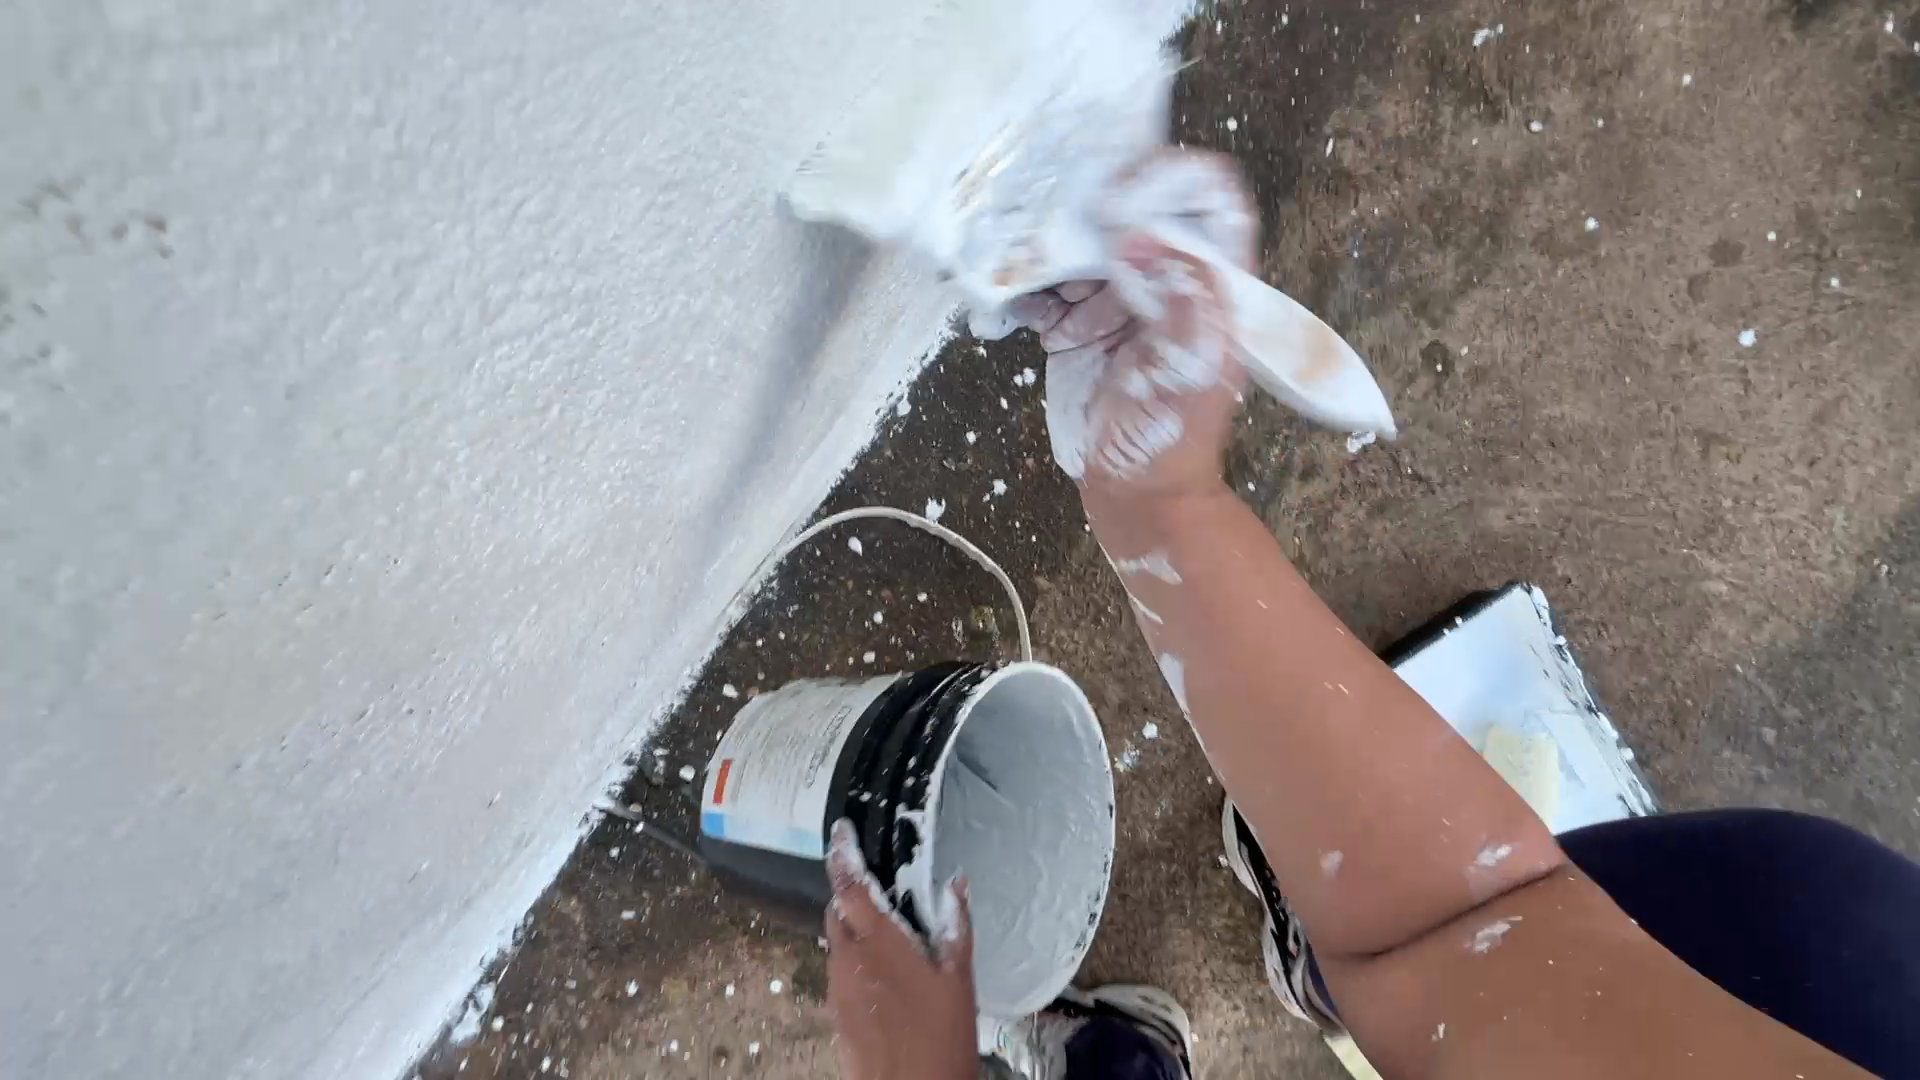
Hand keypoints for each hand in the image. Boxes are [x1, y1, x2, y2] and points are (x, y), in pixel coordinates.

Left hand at [824, 821, 977, 1079]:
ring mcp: (838, 990)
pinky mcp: (835, 1016)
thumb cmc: (943, 1036)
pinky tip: (882, 975)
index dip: (842, 856)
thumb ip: (956, 925)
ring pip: (837, 944)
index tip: (840, 832)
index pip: (849, 887)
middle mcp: (849, 961)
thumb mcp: (959, 977)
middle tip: (877, 892)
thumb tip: (956, 882)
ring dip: (853, 931)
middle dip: (850, 896)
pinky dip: (854, 961)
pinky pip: (840, 973)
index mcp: (879, 943)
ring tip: (885, 936)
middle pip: (837, 912)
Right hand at [1012, 153, 1255, 504]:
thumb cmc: (1174, 436)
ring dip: (1047, 253)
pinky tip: (1011, 304)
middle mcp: (1161, 283)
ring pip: (1079, 251)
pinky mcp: (1074, 330)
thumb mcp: (1192, 364)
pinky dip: (1022, 293)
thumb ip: (1181, 292)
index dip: (1171, 179)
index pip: (1206, 203)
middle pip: (1129, 216)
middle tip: (1050, 221)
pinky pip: (1045, 295)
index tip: (1120, 190)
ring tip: (1023, 267)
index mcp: (1207, 283)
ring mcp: (1114, 306)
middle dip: (1089, 214)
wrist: (1135, 492)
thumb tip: (1138, 235)